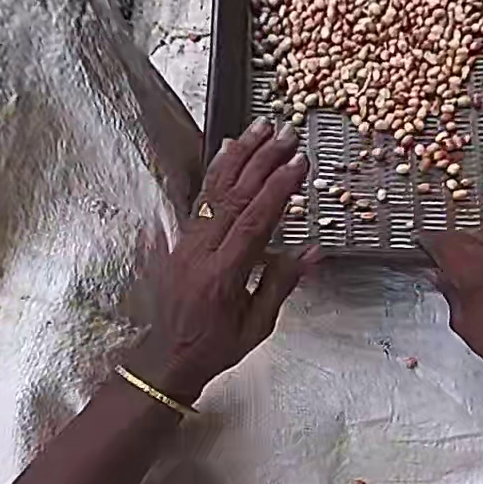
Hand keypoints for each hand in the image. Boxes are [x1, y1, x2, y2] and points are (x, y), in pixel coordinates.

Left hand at [131, 118, 318, 401]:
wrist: (168, 356)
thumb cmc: (216, 346)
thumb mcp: (258, 325)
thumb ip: (282, 283)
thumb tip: (313, 251)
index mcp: (223, 276)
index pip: (255, 222)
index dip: (278, 189)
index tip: (299, 163)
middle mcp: (201, 252)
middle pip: (234, 196)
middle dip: (263, 161)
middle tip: (286, 133)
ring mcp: (186, 242)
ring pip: (214, 189)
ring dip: (239, 155)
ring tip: (260, 127)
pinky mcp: (180, 239)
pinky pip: (200, 197)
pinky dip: (216, 170)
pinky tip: (227, 149)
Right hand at [419, 230, 482, 382]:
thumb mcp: (460, 320)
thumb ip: (449, 293)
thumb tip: (439, 278)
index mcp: (473, 274)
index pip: (445, 246)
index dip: (430, 241)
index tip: (422, 241)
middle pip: (463, 237)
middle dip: (445, 239)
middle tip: (434, 246)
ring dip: (468, 237)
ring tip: (458, 245)